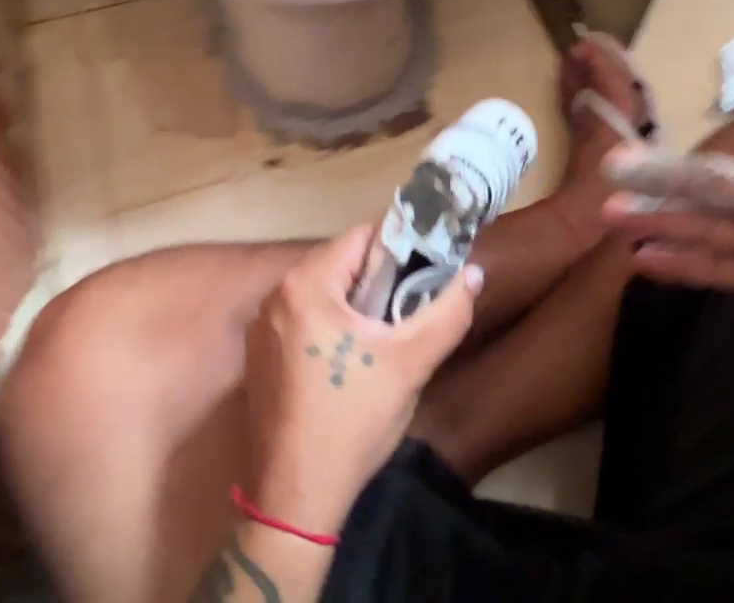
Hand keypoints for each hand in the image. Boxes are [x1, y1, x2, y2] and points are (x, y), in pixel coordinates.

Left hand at [243, 226, 480, 536]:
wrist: (297, 496)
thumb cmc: (354, 420)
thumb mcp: (412, 364)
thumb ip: (448, 312)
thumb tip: (473, 273)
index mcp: (306, 286)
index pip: (362, 235)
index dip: (402, 243)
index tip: (431, 261)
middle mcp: (276, 297)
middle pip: (340, 261)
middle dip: (381, 273)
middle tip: (415, 296)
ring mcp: (262, 327)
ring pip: (323, 291)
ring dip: (357, 299)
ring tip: (391, 325)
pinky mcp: (260, 356)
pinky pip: (304, 317)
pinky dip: (332, 322)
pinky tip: (356, 354)